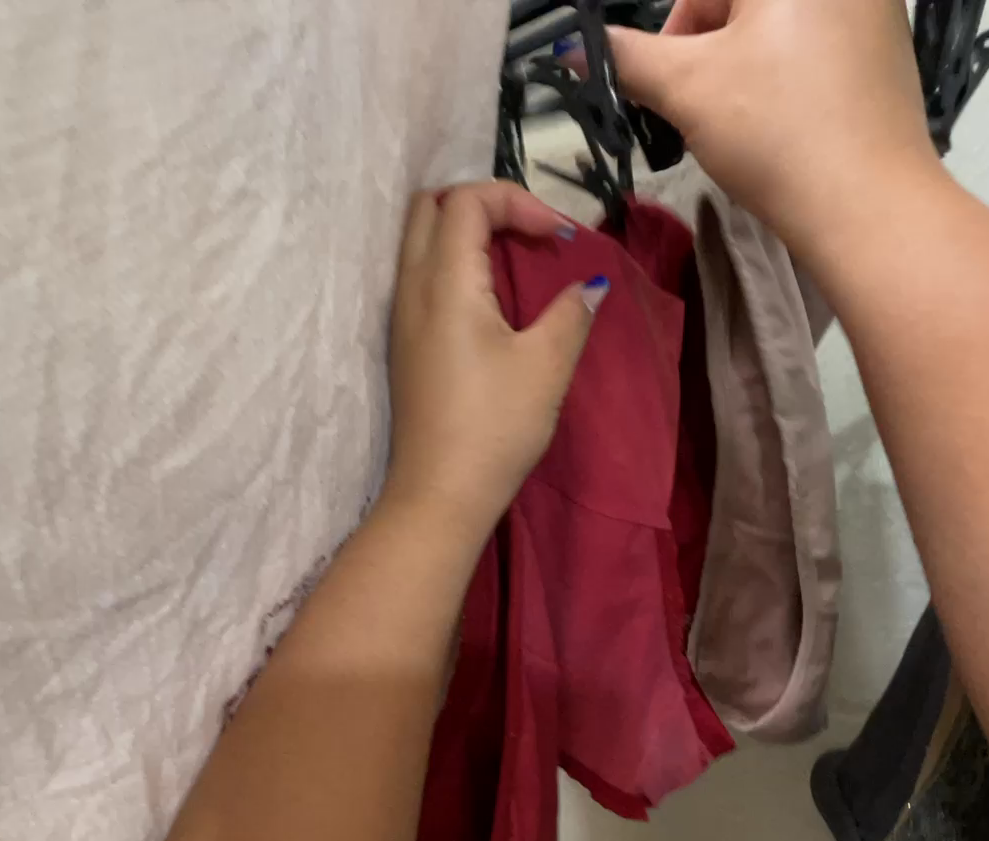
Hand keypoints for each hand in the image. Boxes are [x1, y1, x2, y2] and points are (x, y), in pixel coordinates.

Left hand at [382, 181, 606, 539]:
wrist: (440, 494)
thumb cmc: (494, 427)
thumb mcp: (546, 366)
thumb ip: (571, 313)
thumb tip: (589, 287)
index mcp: (444, 282)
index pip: (466, 199)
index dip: (517, 201)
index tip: (559, 240)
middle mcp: (411, 289)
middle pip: (430, 208)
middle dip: (483, 206)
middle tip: (527, 238)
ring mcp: (400, 319)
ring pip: (419, 243)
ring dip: (465, 237)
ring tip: (514, 266)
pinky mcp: (403, 346)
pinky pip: (419, 279)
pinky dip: (452, 268)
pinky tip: (489, 304)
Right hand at [606, 0, 945, 240]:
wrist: (863, 201)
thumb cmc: (772, 132)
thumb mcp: (687, 90)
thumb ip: (626, 59)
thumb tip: (571, 48)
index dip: (672, 37)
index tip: (670, 89)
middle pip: (737, 3)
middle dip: (707, 56)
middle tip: (704, 114)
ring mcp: (870, 4)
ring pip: (771, 26)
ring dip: (739, 70)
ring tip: (744, 126)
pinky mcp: (882, 43)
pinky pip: (809, 44)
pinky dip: (780, 78)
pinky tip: (781, 123)